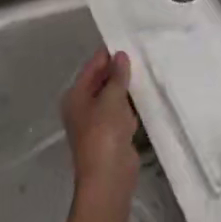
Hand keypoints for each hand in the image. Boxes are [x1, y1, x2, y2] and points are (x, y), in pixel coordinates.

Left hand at [60, 48, 139, 196]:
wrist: (108, 179)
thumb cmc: (104, 133)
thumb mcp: (111, 99)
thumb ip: (116, 76)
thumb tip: (120, 55)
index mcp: (76, 95)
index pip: (91, 67)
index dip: (107, 55)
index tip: (126, 42)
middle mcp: (83, 106)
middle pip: (101, 82)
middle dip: (117, 72)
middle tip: (139, 56)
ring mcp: (97, 123)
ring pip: (112, 98)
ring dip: (125, 90)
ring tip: (144, 73)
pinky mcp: (111, 137)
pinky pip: (120, 115)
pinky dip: (129, 109)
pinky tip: (143, 101)